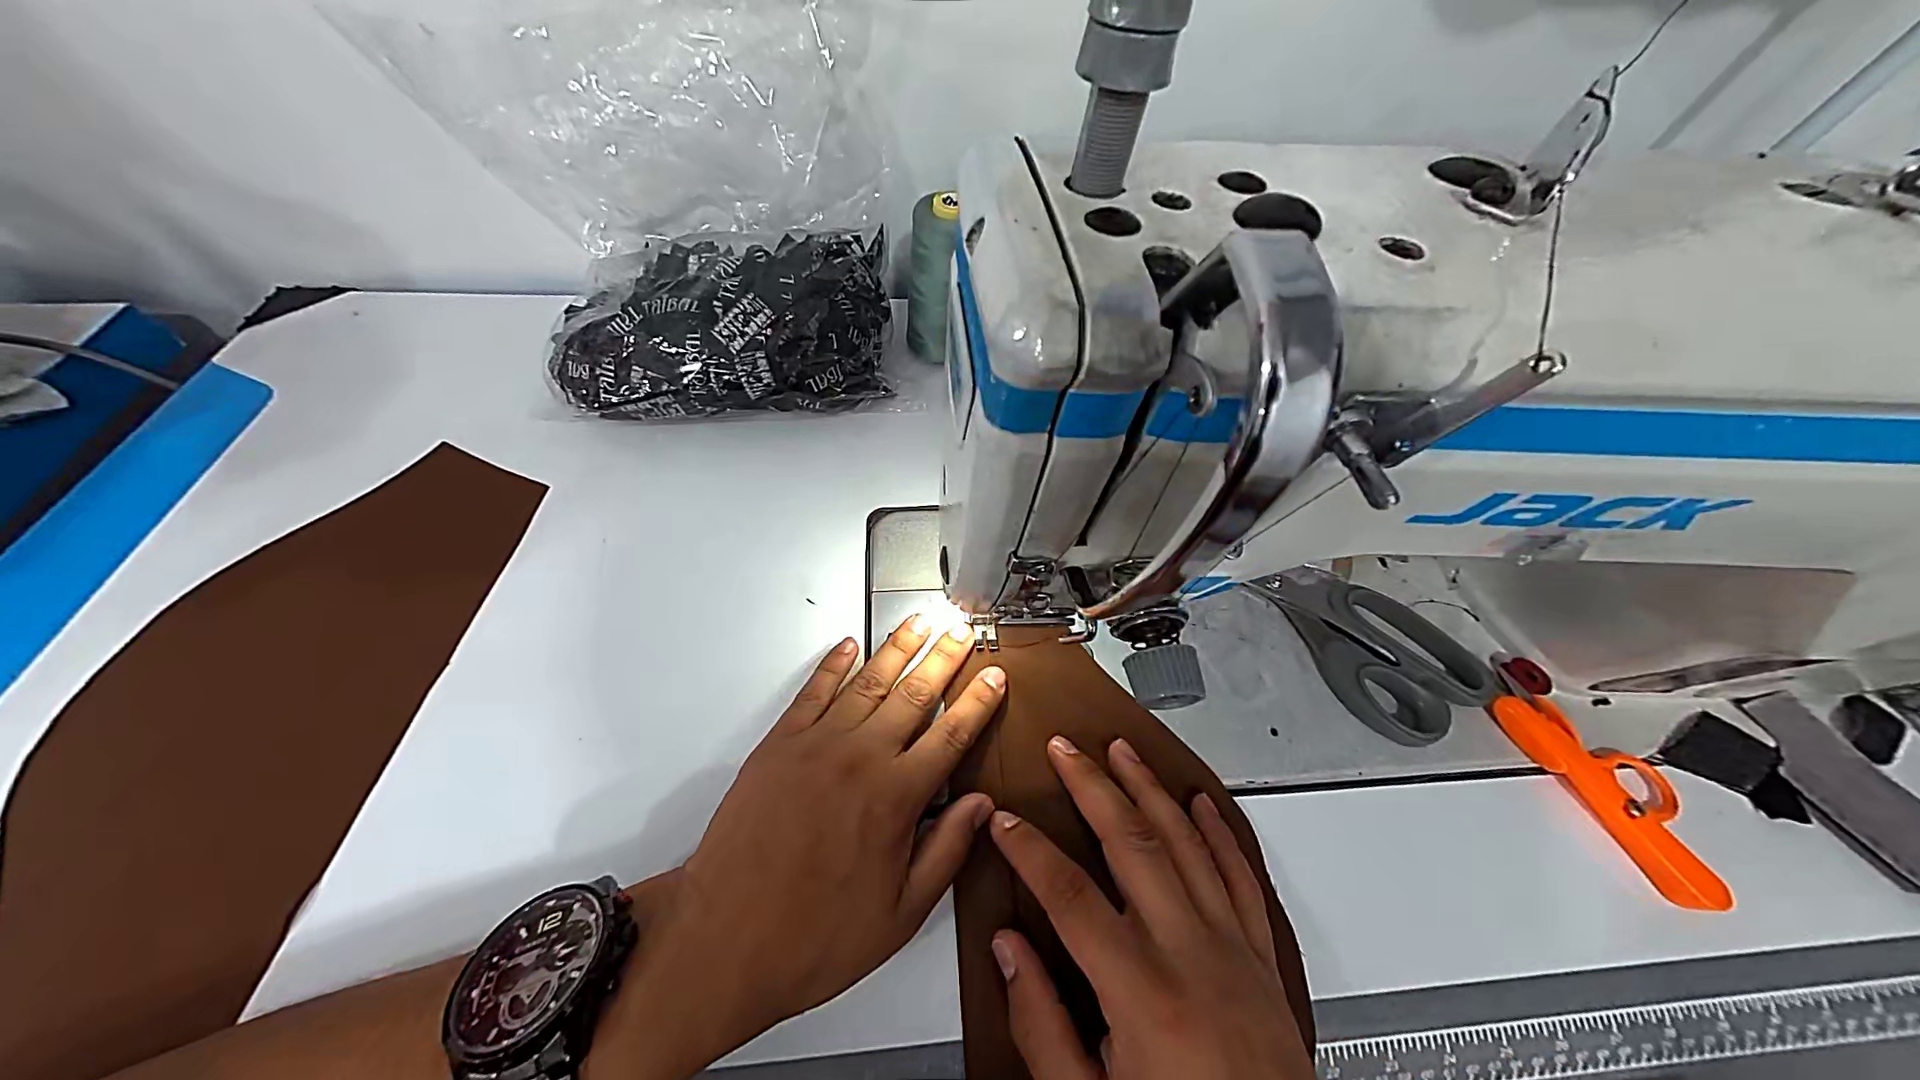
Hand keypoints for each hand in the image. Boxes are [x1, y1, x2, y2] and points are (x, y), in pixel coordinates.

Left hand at [607, 614, 1005, 1079]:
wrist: (723, 940)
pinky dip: (832, 665)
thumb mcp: (899, 914)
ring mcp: (816, 747)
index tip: (994, 678)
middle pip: (915, 694)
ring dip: (897, 647)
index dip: (978, 703)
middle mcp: (860, 761)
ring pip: (868, 682)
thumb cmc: (810, 936)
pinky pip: (812, 693)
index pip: (952, 735)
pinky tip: (848, 646)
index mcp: (896, 800)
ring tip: (918, 623)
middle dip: (944, 657)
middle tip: (961, 631)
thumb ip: (947, 851)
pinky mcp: (778, 746)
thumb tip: (981, 809)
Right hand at [989, 737, 1312, 1079]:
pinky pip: (1240, 876)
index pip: (1069, 894)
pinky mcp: (1260, 959)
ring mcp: (1232, 950)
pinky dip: (1218, 831)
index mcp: (1143, 993)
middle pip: (1132, 842)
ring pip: (1186, 842)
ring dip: (1150, 788)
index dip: (1029, 849)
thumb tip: (1010, 952)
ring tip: (1123, 751)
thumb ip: (1042, 1026)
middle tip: (1065, 750)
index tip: (1005, 822)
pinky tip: (1200, 801)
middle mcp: (1191, 956)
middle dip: (1092, 785)